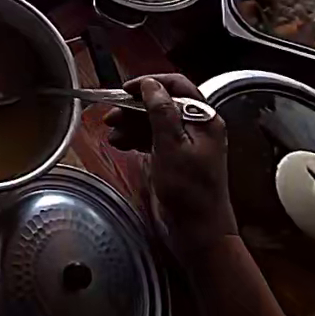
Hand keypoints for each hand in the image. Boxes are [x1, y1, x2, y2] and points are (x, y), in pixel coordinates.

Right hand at [105, 75, 236, 264]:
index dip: (150, 84)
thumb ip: (161, 112)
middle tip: (111, 115)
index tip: (126, 89)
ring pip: (154, 122)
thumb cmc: (189, 190)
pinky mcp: (175, 157)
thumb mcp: (171, 146)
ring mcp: (186, 143)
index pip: (176, 86)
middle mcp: (197, 127)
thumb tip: (151, 85)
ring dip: (131, 124)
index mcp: (203, 119)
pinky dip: (136, 138)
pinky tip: (121, 144)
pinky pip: (153, 139)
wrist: (198, 231)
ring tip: (112, 133)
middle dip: (135, 108)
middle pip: (162, 104)